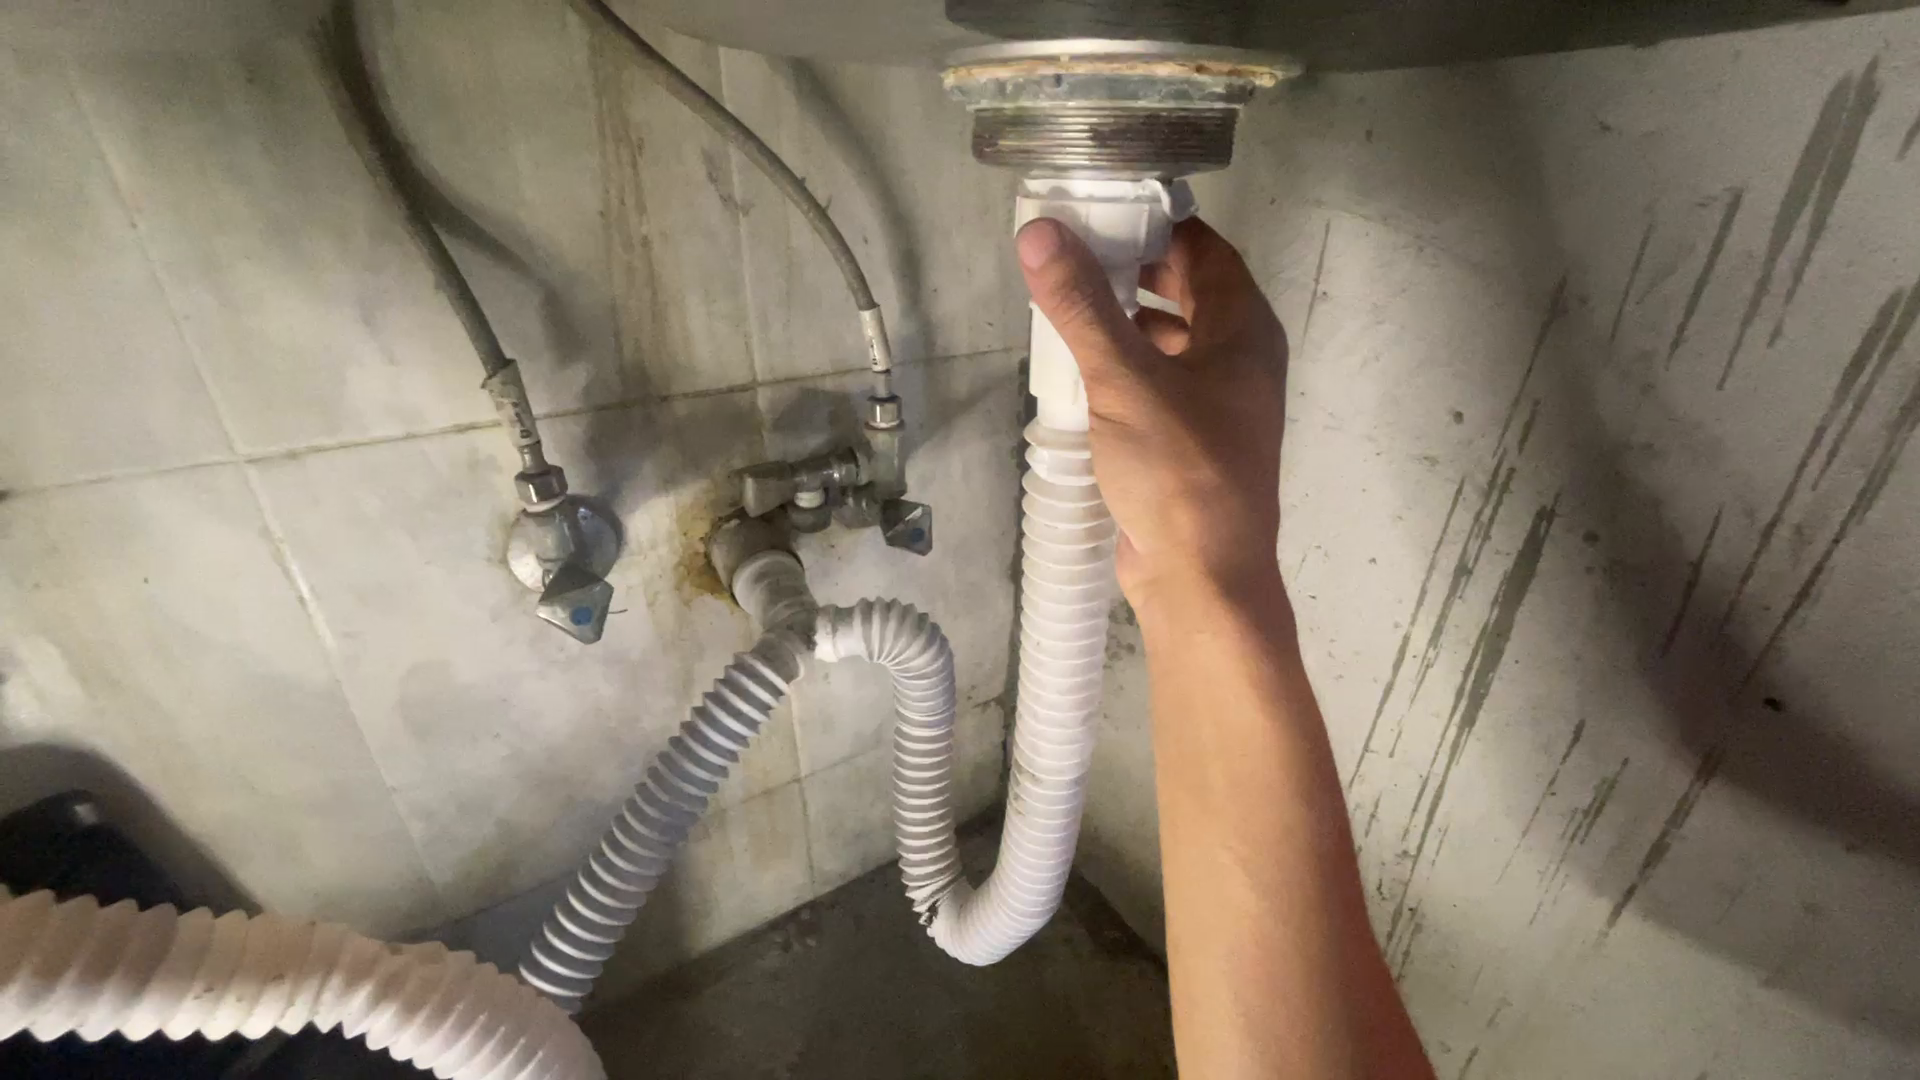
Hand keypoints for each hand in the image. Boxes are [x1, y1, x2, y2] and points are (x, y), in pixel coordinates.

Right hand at [1015, 216, 1288, 614]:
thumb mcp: (1124, 380)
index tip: (1103, 213)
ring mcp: (1218, 408)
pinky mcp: (1192, 446)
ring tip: (1070, 313)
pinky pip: (1160, 388)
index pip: (1205, 252)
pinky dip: (1127, 372)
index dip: (1158, 227)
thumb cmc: (1176, 469)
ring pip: (1173, 346)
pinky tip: (1085, 378)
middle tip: (1076, 260)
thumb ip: (1082, 307)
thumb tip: (1039, 233)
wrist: (1202, 575)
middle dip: (1136, 276)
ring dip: (1127, 327)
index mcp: (1242, 331)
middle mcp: (1239, 362)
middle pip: (1190, 297)